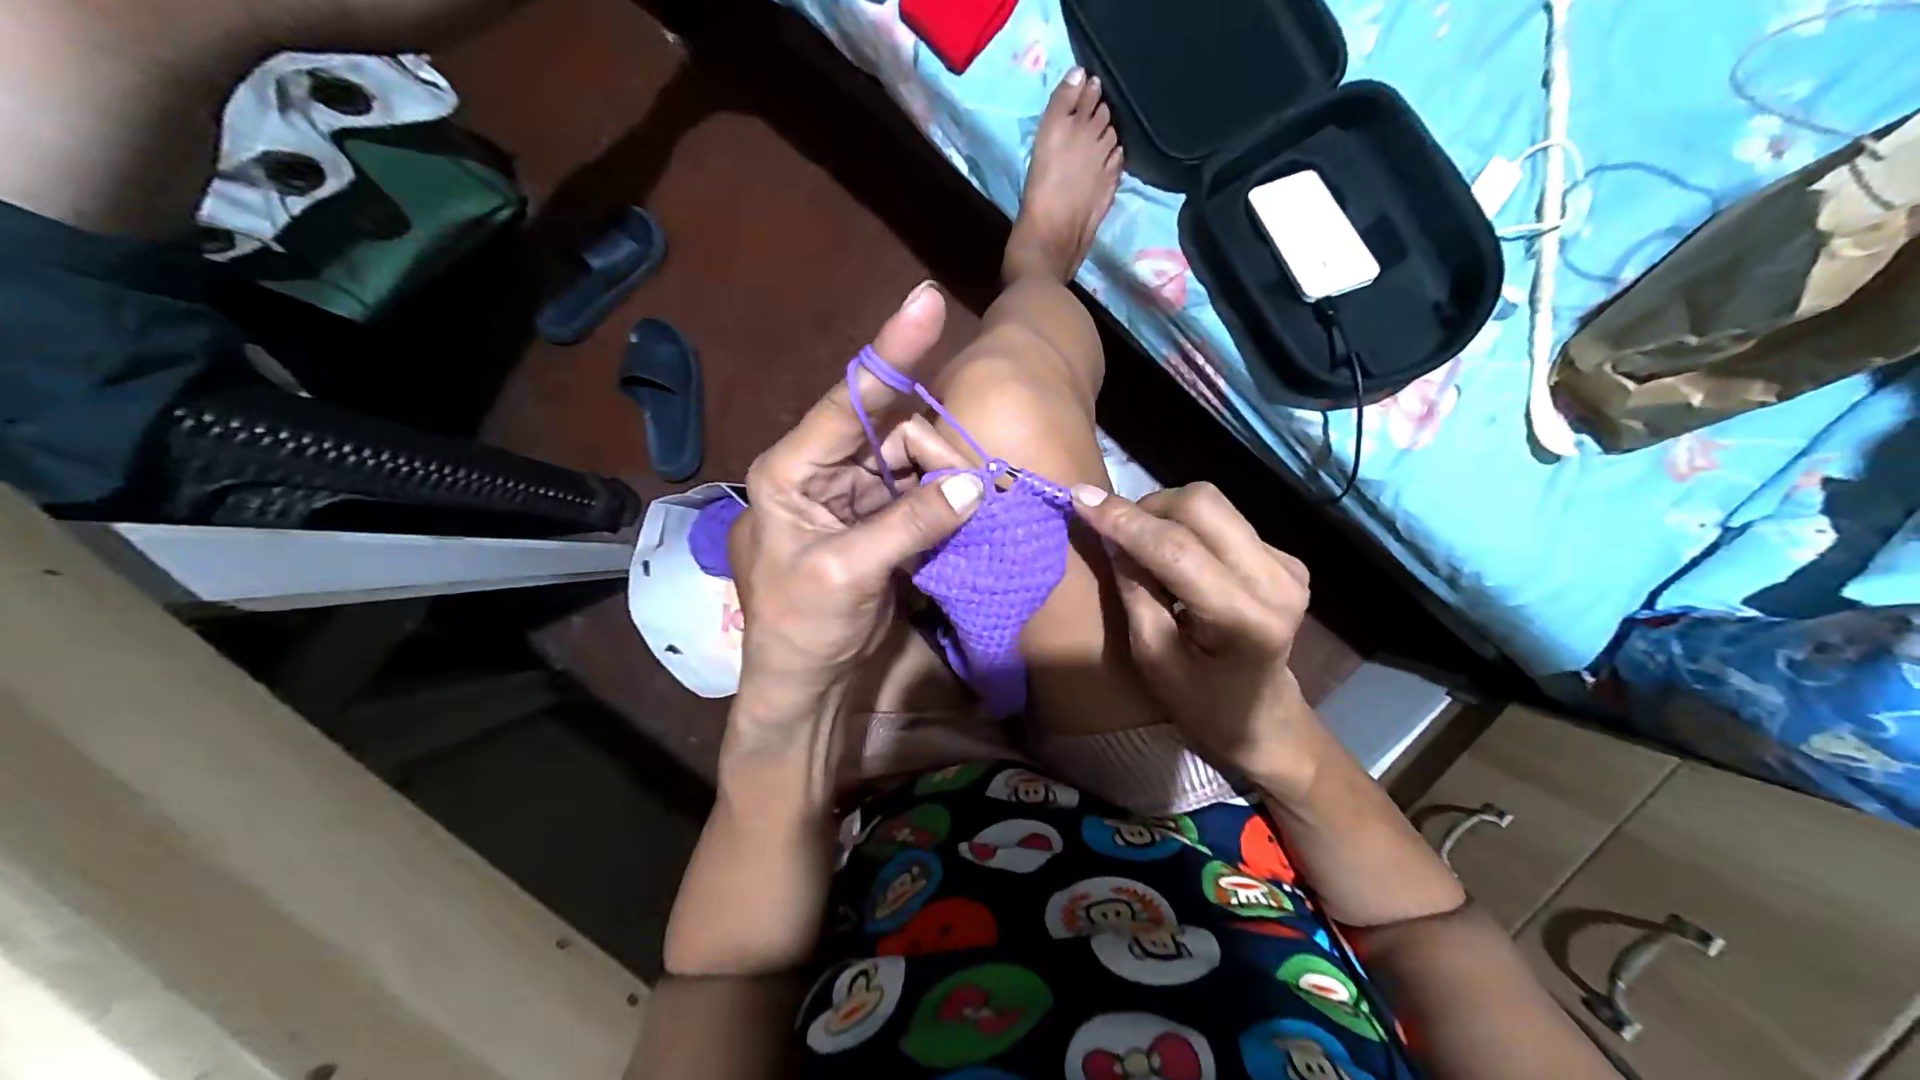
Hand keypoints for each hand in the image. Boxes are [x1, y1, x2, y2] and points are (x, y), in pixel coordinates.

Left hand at [728, 282, 982, 723]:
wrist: (805, 679)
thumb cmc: (801, 624)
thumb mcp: (848, 571)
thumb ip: (909, 523)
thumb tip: (974, 483)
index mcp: (792, 470)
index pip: (846, 400)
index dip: (889, 352)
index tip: (928, 301)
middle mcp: (823, 470)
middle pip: (892, 430)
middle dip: (937, 446)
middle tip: (977, 480)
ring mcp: (855, 494)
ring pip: (914, 461)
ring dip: (948, 475)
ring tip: (978, 498)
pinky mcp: (881, 518)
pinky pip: (922, 493)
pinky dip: (948, 499)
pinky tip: (970, 507)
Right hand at [1070, 482, 1328, 800]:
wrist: (1262, 718)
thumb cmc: (1200, 702)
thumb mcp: (1151, 656)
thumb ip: (1134, 590)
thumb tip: (1111, 533)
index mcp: (1244, 619)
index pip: (1176, 550)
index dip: (1124, 520)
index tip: (1080, 498)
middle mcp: (1276, 581)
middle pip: (1202, 505)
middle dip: (1148, 508)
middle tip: (1118, 533)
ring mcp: (1287, 565)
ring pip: (1213, 504)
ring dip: (1166, 514)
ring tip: (1147, 549)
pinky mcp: (1286, 558)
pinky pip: (1225, 519)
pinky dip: (1188, 528)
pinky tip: (1182, 560)